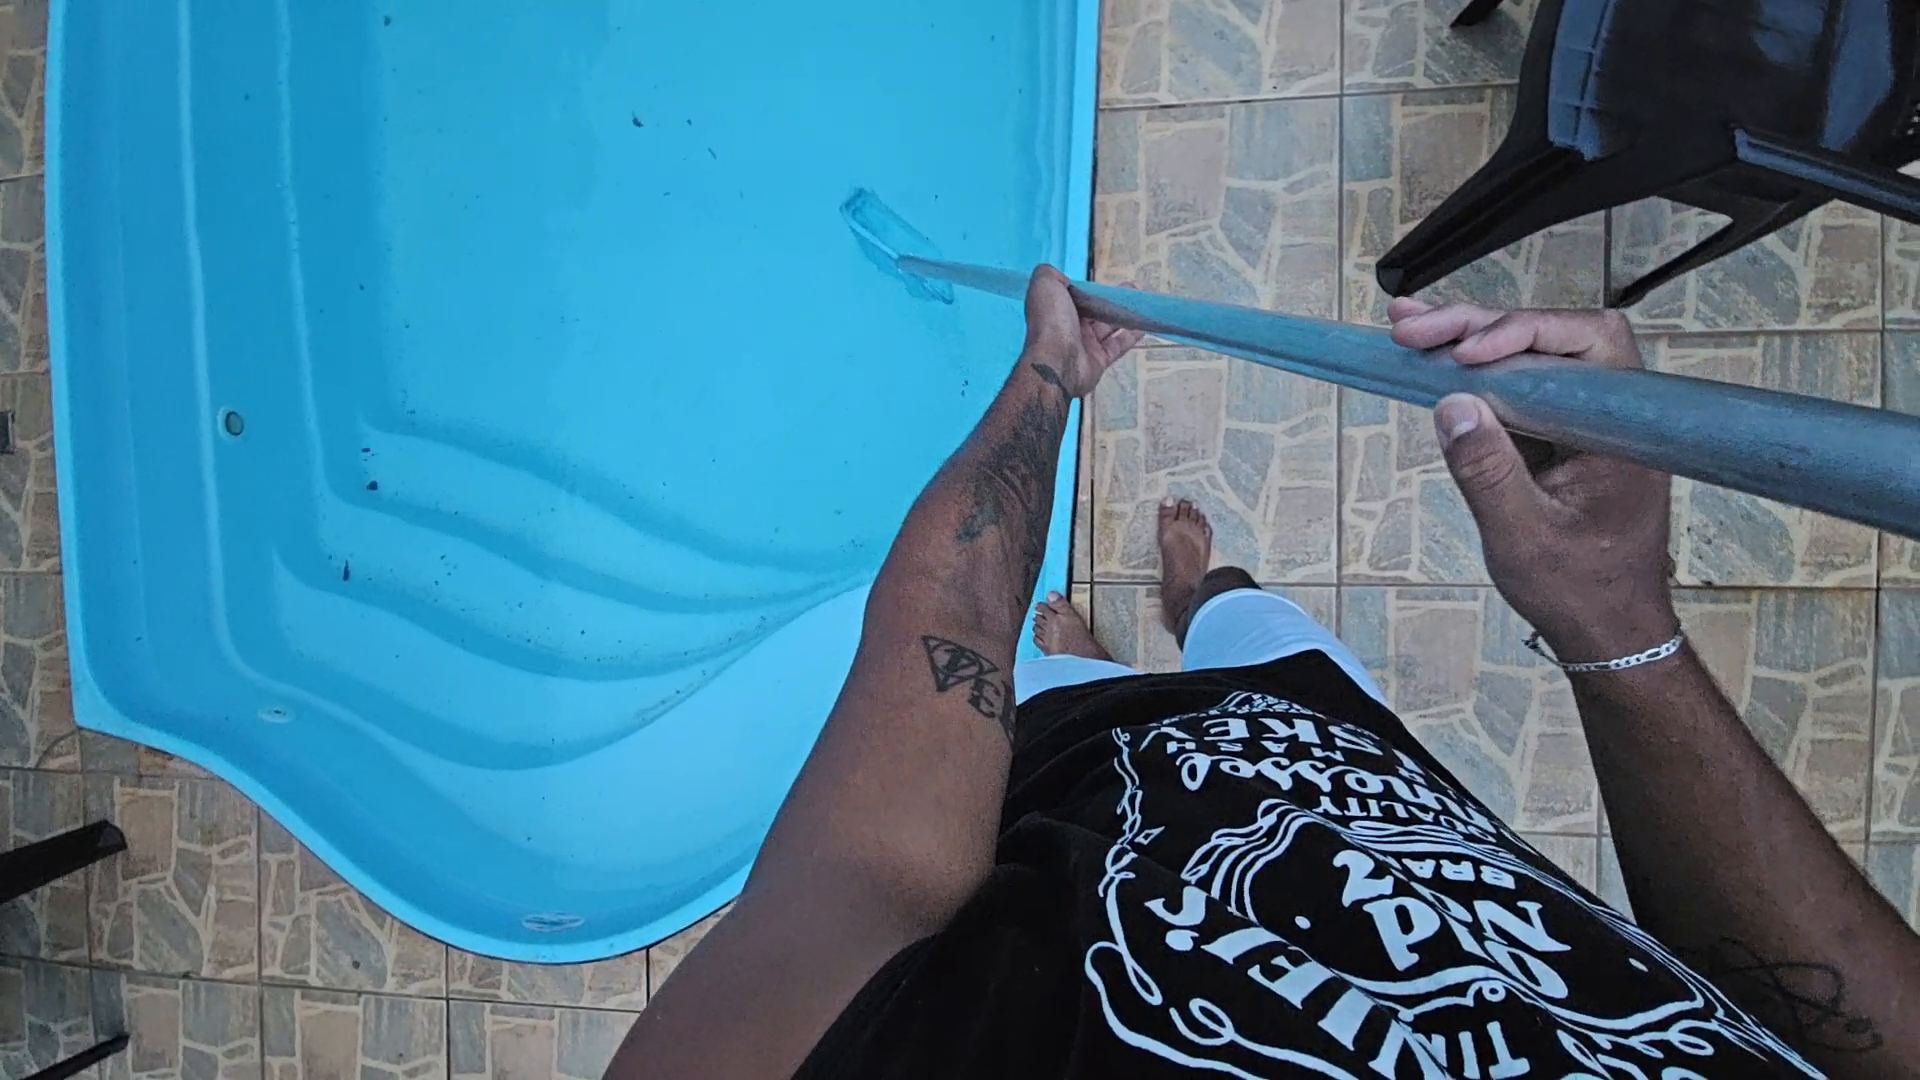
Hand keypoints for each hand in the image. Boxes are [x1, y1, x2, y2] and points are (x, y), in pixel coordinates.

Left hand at [1021, 265, 1143, 398]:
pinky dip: (1132, 334)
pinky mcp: (1099, 360)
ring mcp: (1085, 345)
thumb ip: (1049, 275)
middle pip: (1095, 310)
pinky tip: (1146, 322)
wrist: (1056, 363)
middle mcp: (1069, 327)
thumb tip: (1063, 280)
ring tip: (1144, 300)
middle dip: (1112, 299)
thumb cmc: (1051, 321)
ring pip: (1109, 325)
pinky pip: (1118, 345)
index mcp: (1056, 310)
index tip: (1106, 282)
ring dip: (1126, 312)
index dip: (1090, 288)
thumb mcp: (1044, 286)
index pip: (1075, 296)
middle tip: (1134, 289)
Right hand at [1388, 299, 1676, 663]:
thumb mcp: (1521, 533)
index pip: (1585, 345)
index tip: (1463, 354)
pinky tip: (1425, 357)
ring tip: (1406, 327)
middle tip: (1411, 328)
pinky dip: (1463, 371)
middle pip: (1546, 339)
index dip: (1521, 334)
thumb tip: (1450, 405)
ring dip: (1464, 338)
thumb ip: (1487, 469)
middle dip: (1476, 326)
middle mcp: (1604, 412)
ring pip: (1523, 357)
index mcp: (1621, 429)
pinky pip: (1507, 388)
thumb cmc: (1575, 586)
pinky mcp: (1546, 434)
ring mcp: (1573, 421)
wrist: (1600, 623)